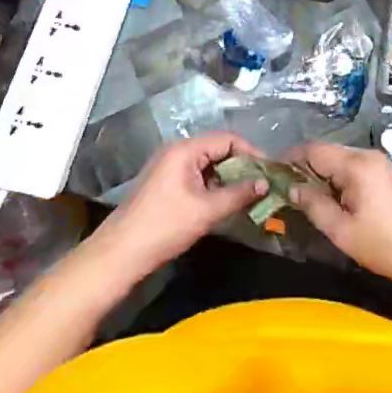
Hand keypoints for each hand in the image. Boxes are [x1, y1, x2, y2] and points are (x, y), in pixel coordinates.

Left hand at [87, 133, 266, 277]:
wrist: (121, 253)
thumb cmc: (165, 226)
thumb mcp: (207, 211)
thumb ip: (239, 194)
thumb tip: (265, 183)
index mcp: (185, 149)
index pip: (228, 139)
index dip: (252, 153)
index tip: (270, 172)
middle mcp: (177, 151)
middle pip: (218, 149)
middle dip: (242, 165)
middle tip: (263, 184)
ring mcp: (169, 166)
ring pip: (209, 164)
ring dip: (229, 178)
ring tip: (249, 195)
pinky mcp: (166, 183)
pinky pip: (197, 175)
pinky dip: (214, 186)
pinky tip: (226, 202)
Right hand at [288, 141, 391, 283]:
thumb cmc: (384, 245)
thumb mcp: (342, 231)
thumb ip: (314, 205)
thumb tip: (293, 188)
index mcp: (357, 165)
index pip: (315, 150)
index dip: (291, 158)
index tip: (273, 172)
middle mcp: (369, 156)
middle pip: (329, 152)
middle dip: (306, 167)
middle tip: (286, 187)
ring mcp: (382, 164)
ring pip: (342, 160)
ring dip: (324, 174)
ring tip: (307, 197)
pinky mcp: (389, 175)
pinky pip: (356, 168)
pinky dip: (340, 179)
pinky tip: (335, 200)